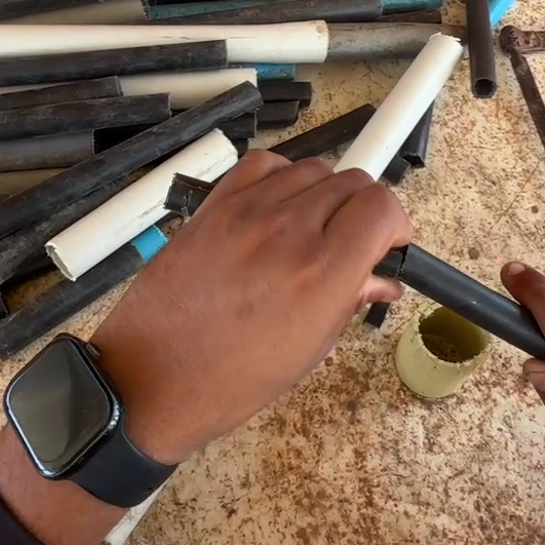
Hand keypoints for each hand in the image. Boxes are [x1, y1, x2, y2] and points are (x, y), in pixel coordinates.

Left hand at [92, 150, 409, 463]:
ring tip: (312, 228)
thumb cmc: (230, 379)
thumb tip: (379, 280)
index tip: (386, 241)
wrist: (151, 376)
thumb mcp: (308, 349)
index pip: (381, 207)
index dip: (393, 223)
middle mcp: (288, 231)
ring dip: (323, 193)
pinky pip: (262, 164)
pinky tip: (276, 208)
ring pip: (311, 168)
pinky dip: (280, 178)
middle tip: (352, 241)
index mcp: (321, 274)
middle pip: (351, 181)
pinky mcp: (214, 205)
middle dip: (362, 209)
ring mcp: (247, 212)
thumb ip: (350, 300)